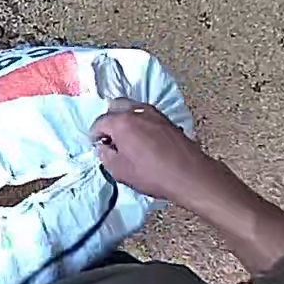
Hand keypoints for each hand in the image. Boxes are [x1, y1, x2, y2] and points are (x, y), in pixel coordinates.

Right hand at [90, 98, 237, 209]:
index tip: (97, 145)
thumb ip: (105, 156)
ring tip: (127, 139)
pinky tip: (143, 139)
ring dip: (126, 121)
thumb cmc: (151, 174)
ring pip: (133, 110)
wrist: (188, 175)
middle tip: (110, 140)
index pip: (100, 122)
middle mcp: (137, 112)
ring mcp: (155, 114)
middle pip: (116, 109)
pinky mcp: (168, 121)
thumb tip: (103, 147)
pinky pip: (147, 117)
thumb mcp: (119, 170)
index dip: (95, 135)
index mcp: (121, 122)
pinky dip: (140, 123)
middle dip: (110, 122)